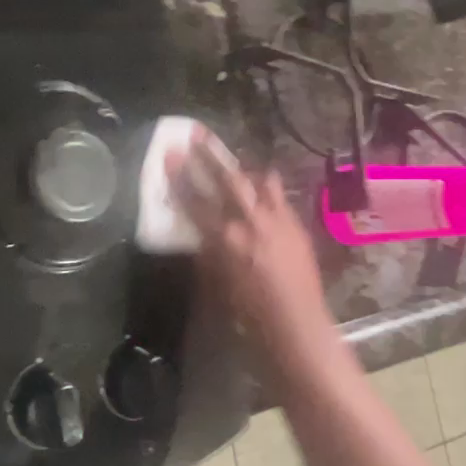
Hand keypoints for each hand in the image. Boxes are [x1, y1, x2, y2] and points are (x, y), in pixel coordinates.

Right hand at [166, 130, 331, 346]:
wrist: (297, 331)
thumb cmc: (248, 317)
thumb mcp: (215, 284)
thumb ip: (206, 252)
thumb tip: (197, 232)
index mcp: (226, 239)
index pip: (195, 199)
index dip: (179, 175)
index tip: (168, 153)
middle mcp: (252, 224)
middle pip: (227, 179)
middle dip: (209, 155)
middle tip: (196, 134)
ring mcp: (279, 222)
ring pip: (261, 183)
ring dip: (244, 171)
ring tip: (235, 165)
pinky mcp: (298, 228)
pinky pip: (280, 199)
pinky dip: (267, 191)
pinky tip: (263, 192)